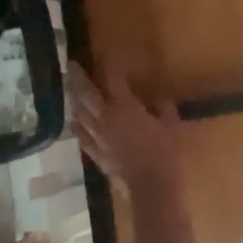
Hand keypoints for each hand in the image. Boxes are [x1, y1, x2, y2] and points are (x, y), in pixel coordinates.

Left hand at [68, 63, 182, 191]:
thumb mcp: (173, 125)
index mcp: (126, 108)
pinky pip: (82, 139)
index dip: (109, 66)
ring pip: (80, 115)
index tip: (104, 54)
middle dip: (78, 78)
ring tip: (70, 91)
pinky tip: (74, 123)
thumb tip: (159, 98)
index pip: (114, 80)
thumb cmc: (167, 154)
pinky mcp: (97, 155)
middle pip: (87, 94)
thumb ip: (164, 108)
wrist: (153, 187)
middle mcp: (106, 118)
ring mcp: (99, 138)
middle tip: (70, 65)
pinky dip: (77, 129)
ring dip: (74, 101)